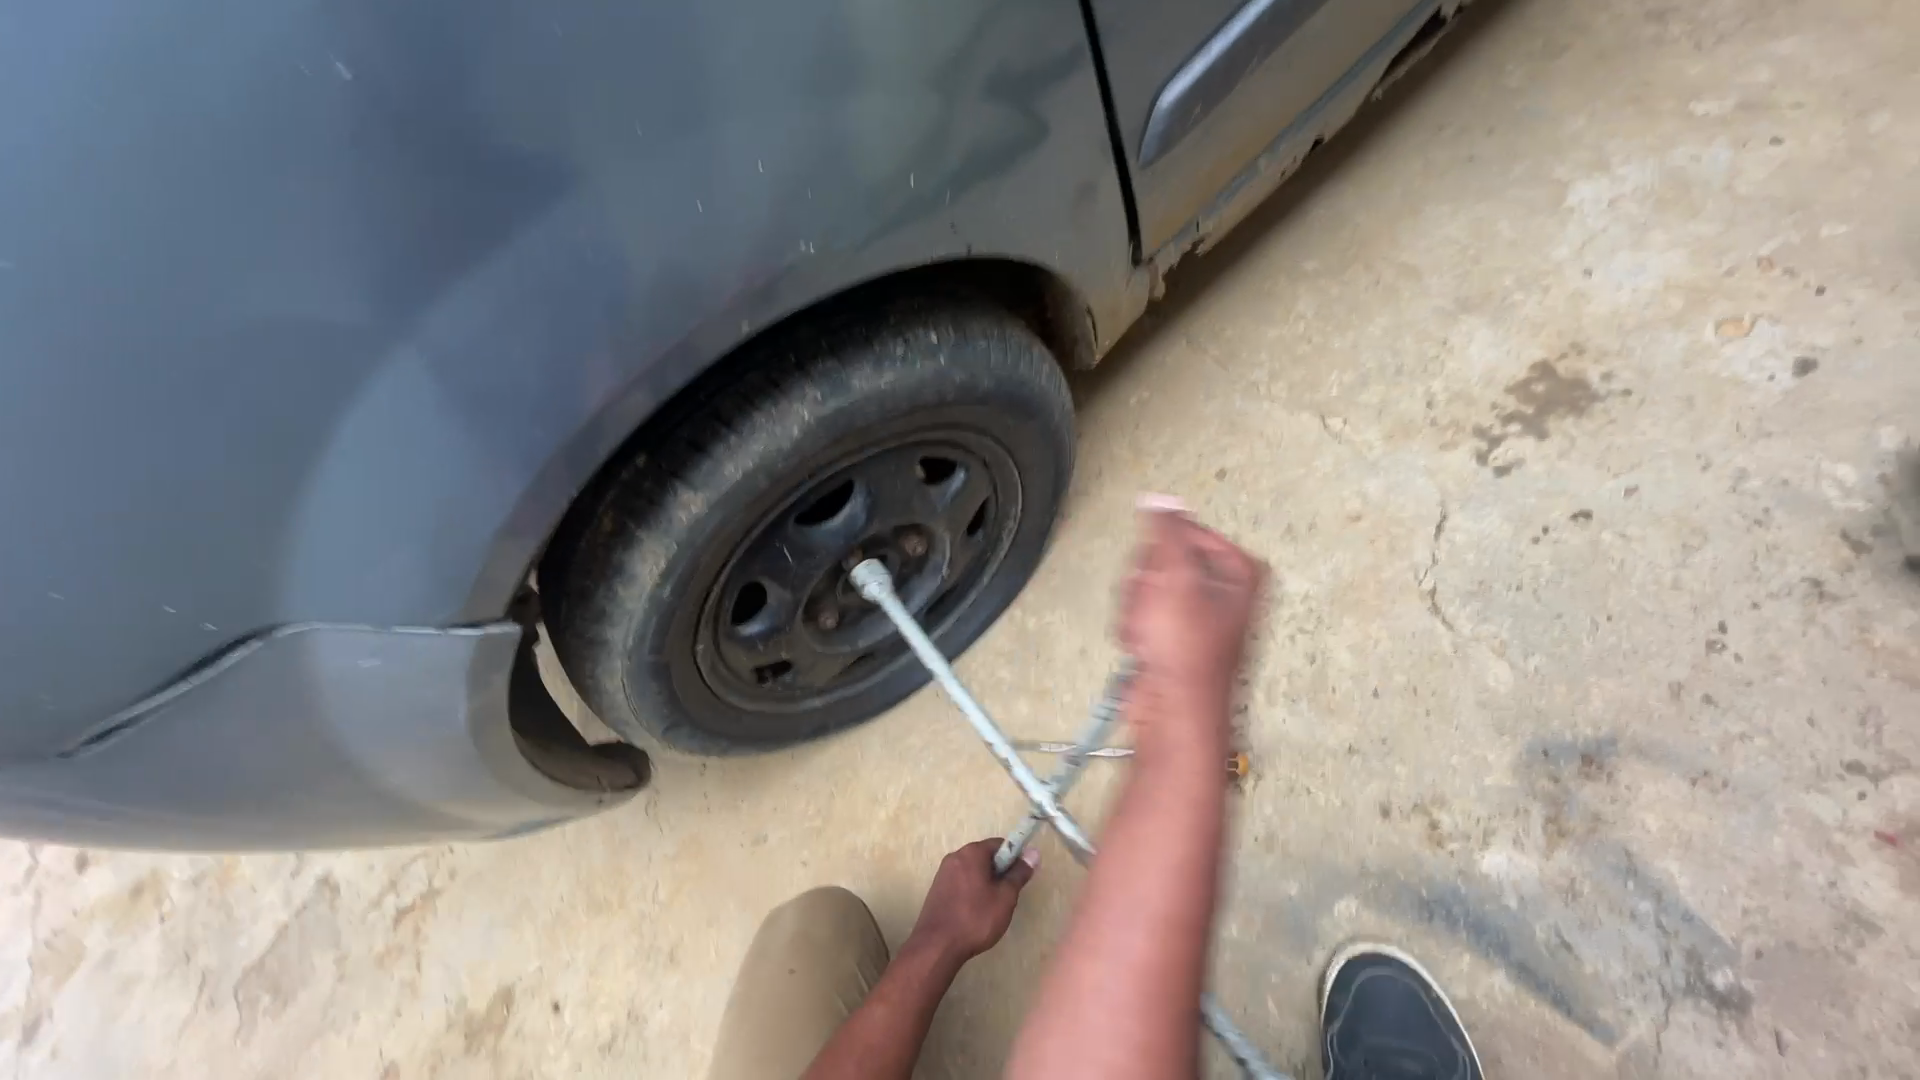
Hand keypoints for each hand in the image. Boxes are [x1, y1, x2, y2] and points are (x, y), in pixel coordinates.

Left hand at [905, 839, 1038, 962]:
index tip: (1020, 877)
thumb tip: (1033, 852)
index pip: (999, 844)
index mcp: (972, 852)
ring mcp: (943, 873)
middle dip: (999, 873)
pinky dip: (971, 892)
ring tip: (991, 908)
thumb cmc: (976, 919)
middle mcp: (955, 856)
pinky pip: (961, 882)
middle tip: (1007, 896)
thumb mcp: (1005, 897)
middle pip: (985, 857)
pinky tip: (974, 913)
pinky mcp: (937, 889)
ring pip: (973, 871)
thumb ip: (1019, 873)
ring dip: (985, 883)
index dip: (1014, 857)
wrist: (937, 946)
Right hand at [1117, 501, 1265, 748]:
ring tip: (1150, 632)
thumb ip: (1167, 530)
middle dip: (1146, 584)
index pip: (1183, 530)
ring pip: (1146, 586)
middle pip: (1161, 559)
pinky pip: (1141, 614)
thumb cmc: (1187, 655)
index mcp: (1240, 569)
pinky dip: (1135, 628)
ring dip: (1137, 609)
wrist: (1172, 706)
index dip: (1162, 550)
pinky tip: (1145, 645)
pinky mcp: (1174, 635)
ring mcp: (1197, 615)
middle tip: (1154, 606)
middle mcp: (1223, 590)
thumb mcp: (1176, 576)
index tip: (1161, 572)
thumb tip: (1161, 500)